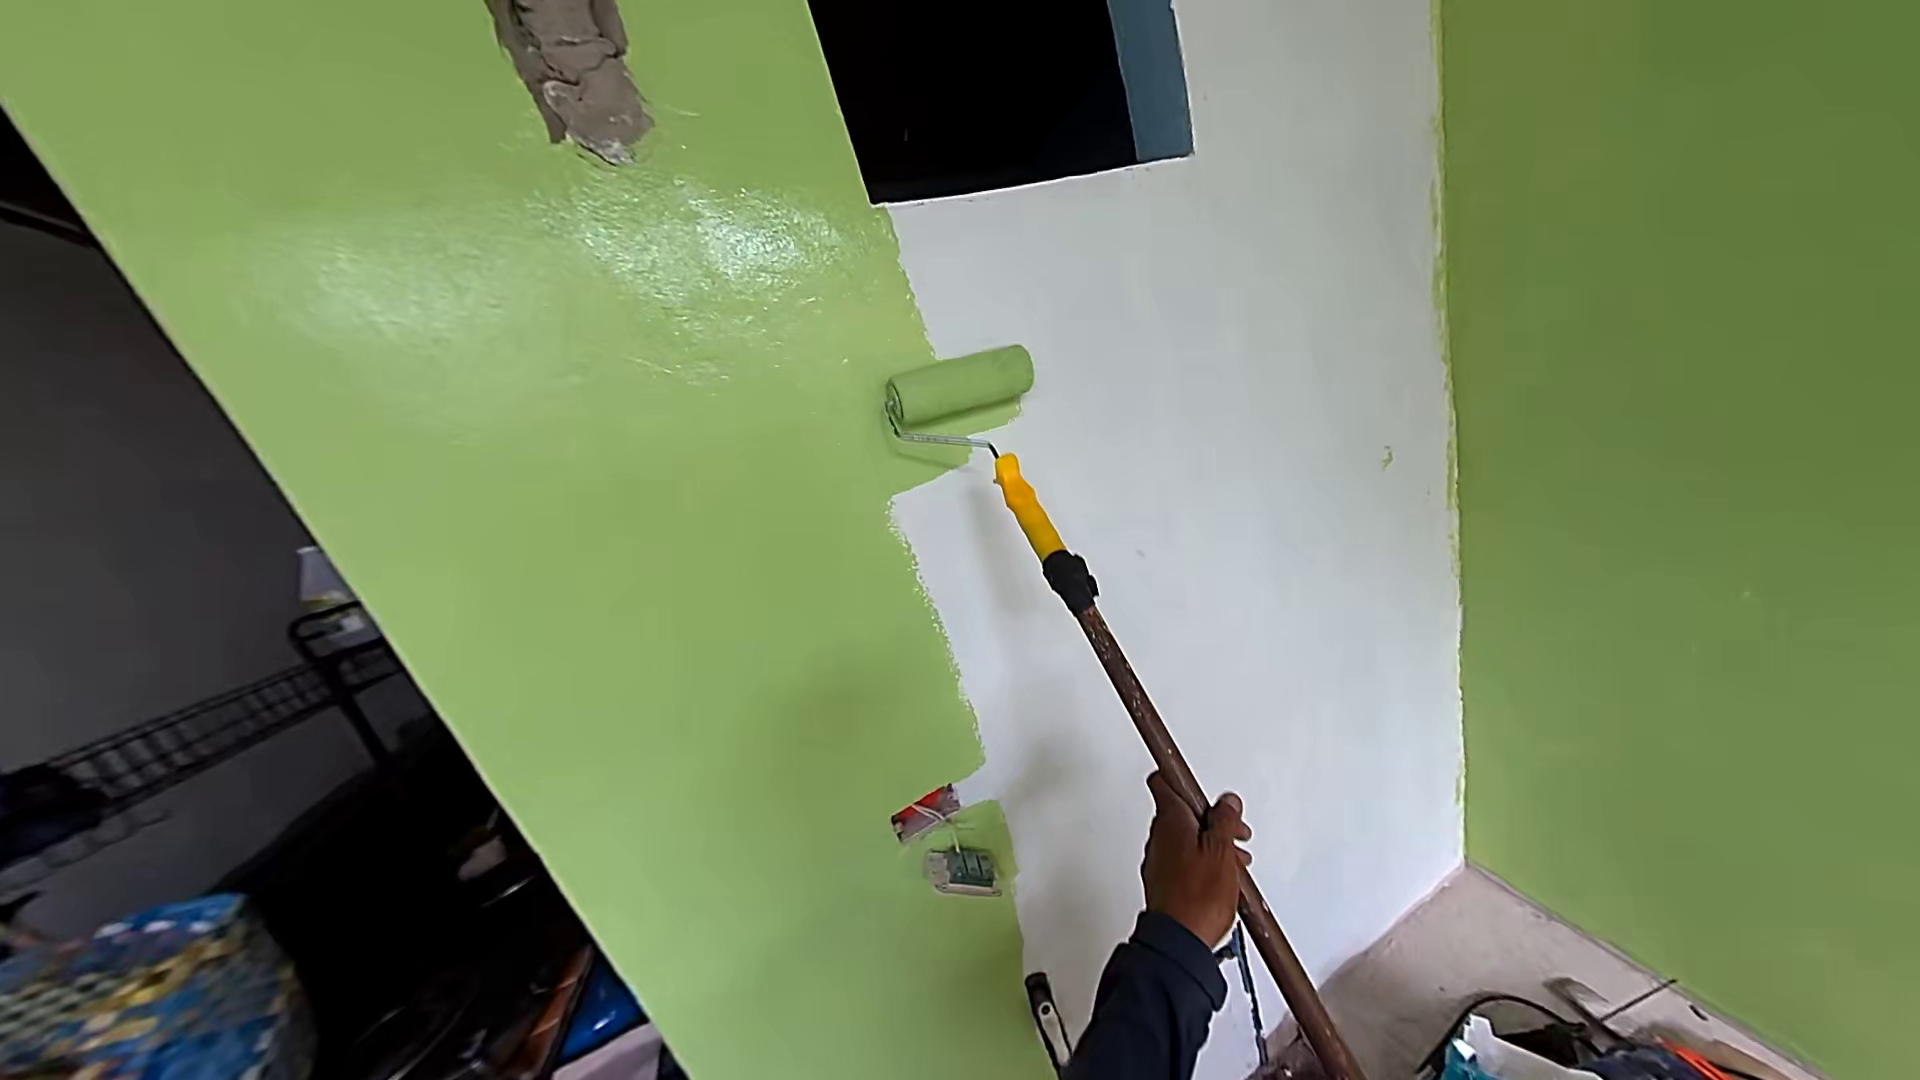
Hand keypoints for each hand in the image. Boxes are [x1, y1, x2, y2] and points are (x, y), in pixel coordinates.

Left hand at [1141, 771, 1251, 946]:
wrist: (1180, 940)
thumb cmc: (1197, 896)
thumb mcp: (1222, 852)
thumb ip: (1224, 821)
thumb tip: (1227, 801)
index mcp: (1170, 819)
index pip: (1164, 782)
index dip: (1178, 776)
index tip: (1190, 775)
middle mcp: (1159, 835)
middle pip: (1181, 812)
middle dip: (1209, 818)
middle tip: (1233, 830)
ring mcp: (1159, 858)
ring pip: (1185, 837)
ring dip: (1210, 842)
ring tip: (1234, 860)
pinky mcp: (1163, 880)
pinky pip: (1182, 860)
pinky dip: (1202, 862)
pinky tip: (1221, 878)